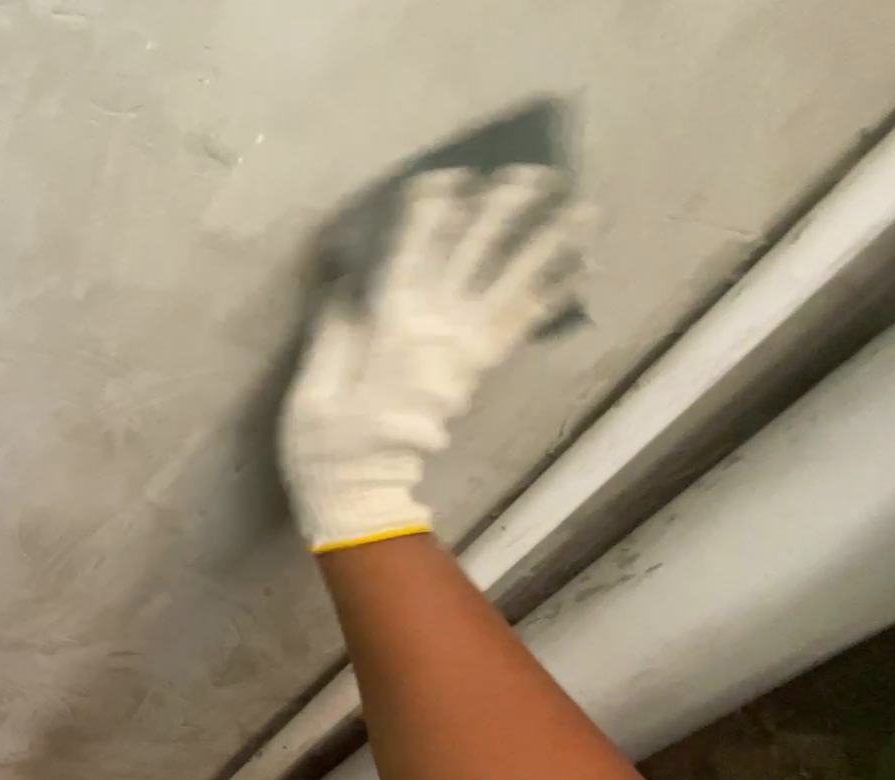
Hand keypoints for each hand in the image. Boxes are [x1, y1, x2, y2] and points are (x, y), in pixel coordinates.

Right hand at [281, 165, 595, 552]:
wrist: (359, 493)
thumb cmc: (322, 445)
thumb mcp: (310, 392)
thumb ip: (332, 335)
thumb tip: (350, 284)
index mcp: (388, 336)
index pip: (410, 262)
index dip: (428, 218)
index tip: (444, 177)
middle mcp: (435, 337)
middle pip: (473, 266)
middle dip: (501, 216)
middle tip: (533, 171)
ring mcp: (461, 358)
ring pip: (512, 292)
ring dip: (547, 248)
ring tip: (584, 207)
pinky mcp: (473, 377)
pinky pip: (518, 329)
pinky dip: (549, 296)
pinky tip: (577, 268)